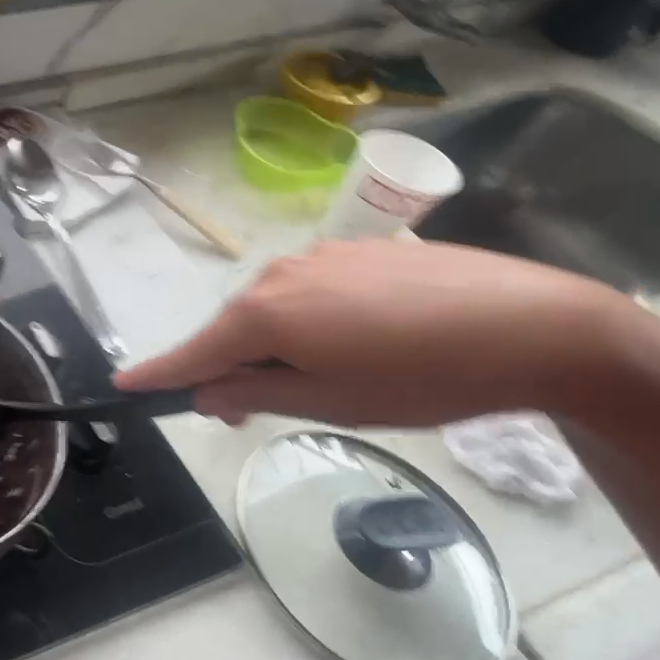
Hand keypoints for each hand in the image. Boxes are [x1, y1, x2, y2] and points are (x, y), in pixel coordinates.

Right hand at [114, 239, 651, 426]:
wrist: (536, 325)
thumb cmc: (422, 378)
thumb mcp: (331, 402)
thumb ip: (254, 394)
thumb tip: (206, 390)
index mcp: (263, 314)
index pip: (194, 351)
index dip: (159, 373)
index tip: (124, 383)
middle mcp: (277, 274)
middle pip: (234, 327)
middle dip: (233, 366)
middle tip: (251, 410)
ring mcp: (318, 255)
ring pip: (274, 307)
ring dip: (277, 342)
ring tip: (330, 377)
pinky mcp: (358, 249)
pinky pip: (311, 289)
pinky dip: (312, 318)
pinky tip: (365, 340)